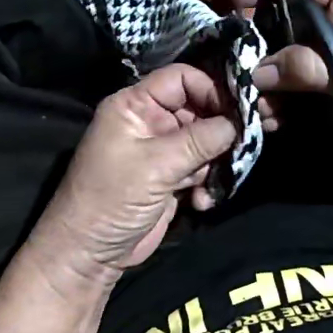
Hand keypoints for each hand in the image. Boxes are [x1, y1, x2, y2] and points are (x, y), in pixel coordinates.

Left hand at [26, 64, 238, 281]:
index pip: (181, 78)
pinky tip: (201, 202)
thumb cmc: (112, 200)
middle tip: (241, 147)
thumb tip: (240, 122)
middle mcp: (149, 123)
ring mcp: (161, 152)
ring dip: (215, 162)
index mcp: (135, 106)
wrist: (91, 254)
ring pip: (206, 142)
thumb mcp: (158, 165)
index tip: (238, 111)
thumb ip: (201, 140)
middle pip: (199, 110)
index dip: (211, 90)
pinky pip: (202, 169)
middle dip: (220, 130)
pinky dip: (207, 183)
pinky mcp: (171, 178)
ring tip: (214, 182)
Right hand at [233, 0, 332, 165]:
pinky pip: (290, 95)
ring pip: (282, 65)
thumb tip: (257, 71)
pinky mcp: (323, 99)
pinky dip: (275, 105)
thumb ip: (306, 65)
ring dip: (264, 81)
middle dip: (258, 39)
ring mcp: (327, 68)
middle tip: (234, 55)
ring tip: (251, 98)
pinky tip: (266, 118)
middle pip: (285, 25)